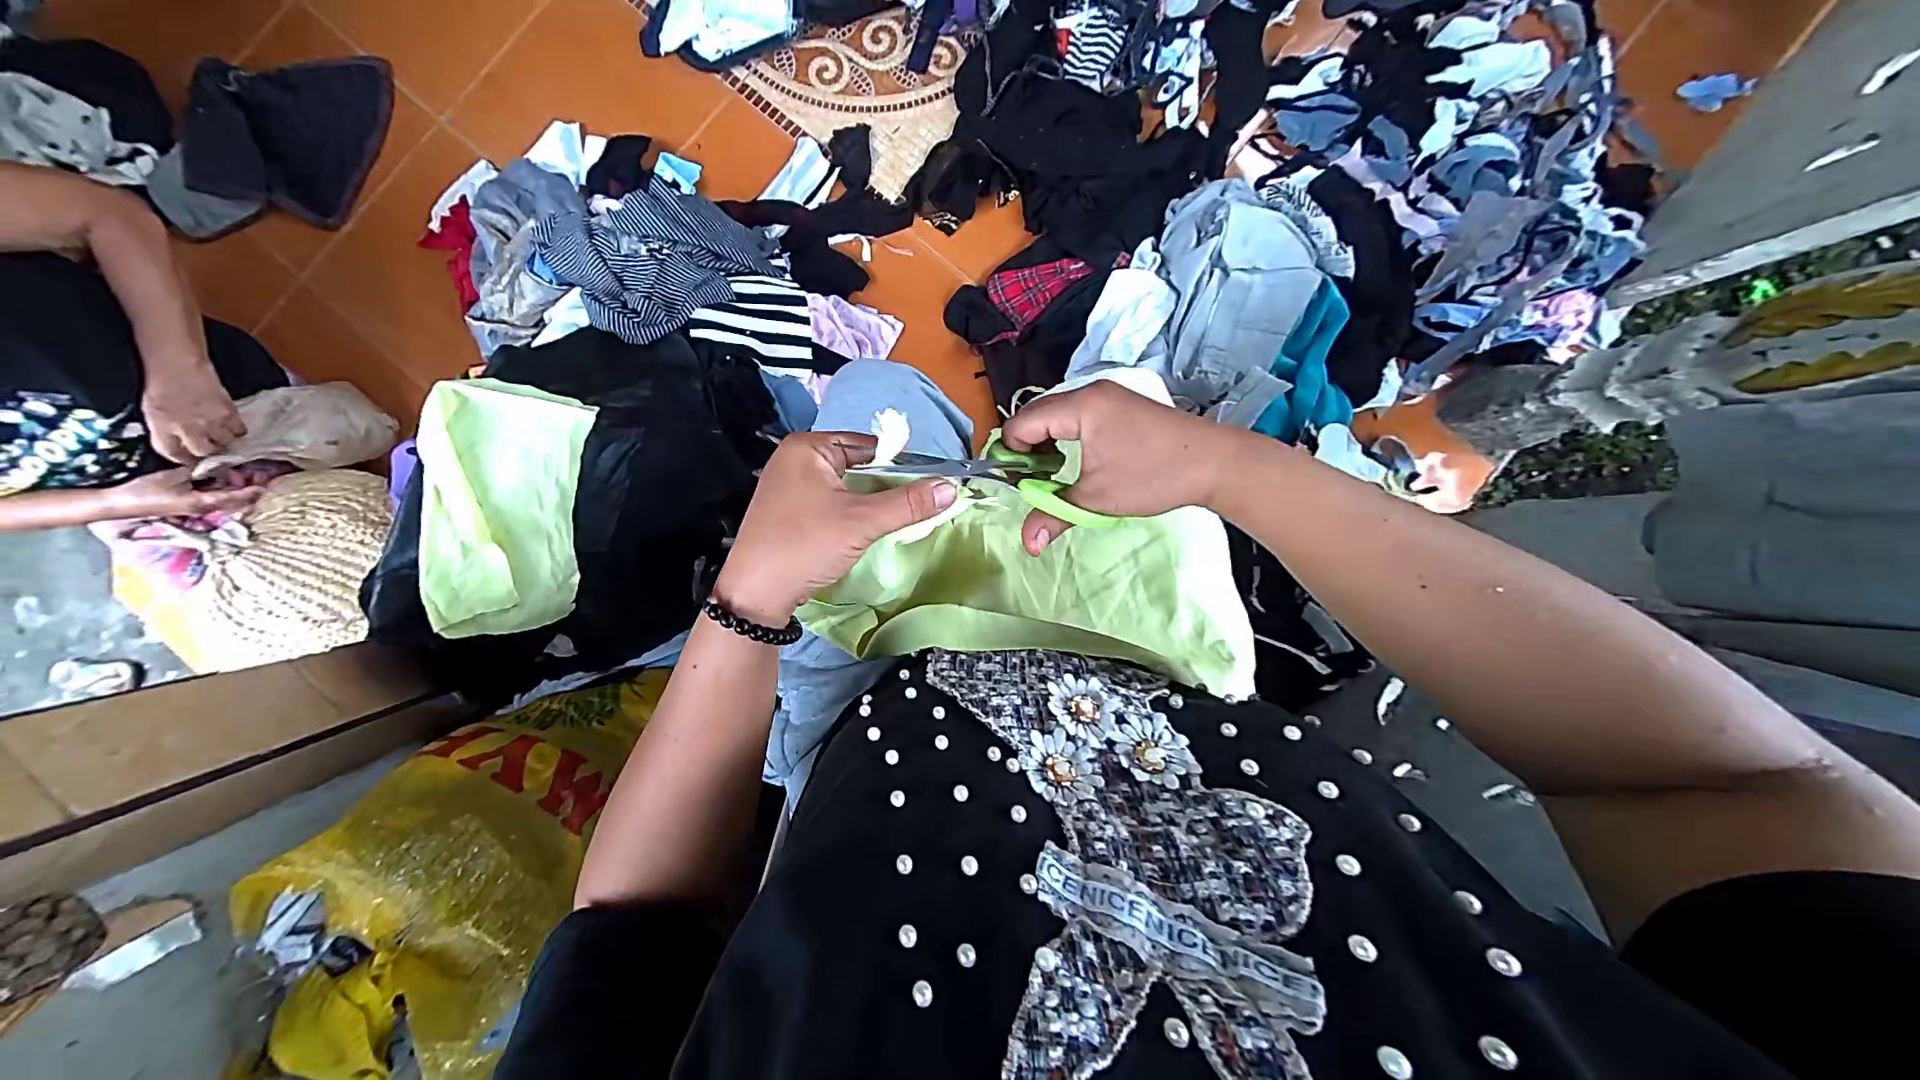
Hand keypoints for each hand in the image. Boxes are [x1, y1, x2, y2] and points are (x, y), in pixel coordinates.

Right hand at [106, 468, 264, 518]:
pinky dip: (223, 490)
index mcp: (204, 502)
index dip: (253, 490)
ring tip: (243, 475)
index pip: (237, 498)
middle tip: (257, 475)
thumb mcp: (174, 476)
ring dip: (236, 489)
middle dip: (249, 489)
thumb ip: (199, 471)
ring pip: (227, 500)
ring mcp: (199, 508)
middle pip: (237, 500)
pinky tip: (223, 480)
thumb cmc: (145, 489)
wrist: (117, 503)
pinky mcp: (191, 506)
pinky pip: (215, 498)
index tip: (265, 483)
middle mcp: (206, 508)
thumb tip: (217, 466)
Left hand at [141, 363, 244, 462]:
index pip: (173, 453)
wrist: (177, 364)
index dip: (183, 458)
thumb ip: (166, 429)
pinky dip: (237, 430)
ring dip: (225, 440)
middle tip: (211, 448)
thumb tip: (181, 443)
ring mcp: (211, 421)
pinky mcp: (230, 414)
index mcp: (161, 427)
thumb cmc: (160, 384)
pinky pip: (240, 430)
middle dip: (208, 451)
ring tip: (222, 435)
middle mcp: (187, 428)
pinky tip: (231, 424)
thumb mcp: (153, 410)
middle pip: (205, 452)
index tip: (190, 459)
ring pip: (226, 443)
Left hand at [712, 432, 956, 625]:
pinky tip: (863, 531)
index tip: (923, 486)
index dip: (898, 464)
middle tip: (910, 507)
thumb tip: (950, 487)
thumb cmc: (806, 544)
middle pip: (856, 465)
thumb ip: (908, 503)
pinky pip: (830, 503)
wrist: (757, 592)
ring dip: (868, 502)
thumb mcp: (862, 521)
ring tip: (890, 520)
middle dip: (883, 486)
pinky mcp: (788, 511)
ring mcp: (788, 486)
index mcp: (807, 447)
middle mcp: (795, 459)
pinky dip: (849, 514)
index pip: (867, 444)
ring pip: (844, 486)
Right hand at [1000, 381, 1249, 554]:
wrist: (1214, 463)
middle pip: (1035, 415)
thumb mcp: (1096, 499)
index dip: (1011, 454)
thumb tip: (1027, 544)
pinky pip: (1076, 416)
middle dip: (1027, 450)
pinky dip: (1066, 438)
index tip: (1016, 484)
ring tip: (1053, 476)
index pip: (1021, 422)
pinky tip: (1075, 463)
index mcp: (1080, 406)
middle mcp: (1089, 391)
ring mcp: (1106, 395)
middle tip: (1033, 484)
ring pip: (1055, 416)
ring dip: (1046, 445)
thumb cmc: (1153, 476)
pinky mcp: (1118, 404)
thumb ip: (1054, 515)